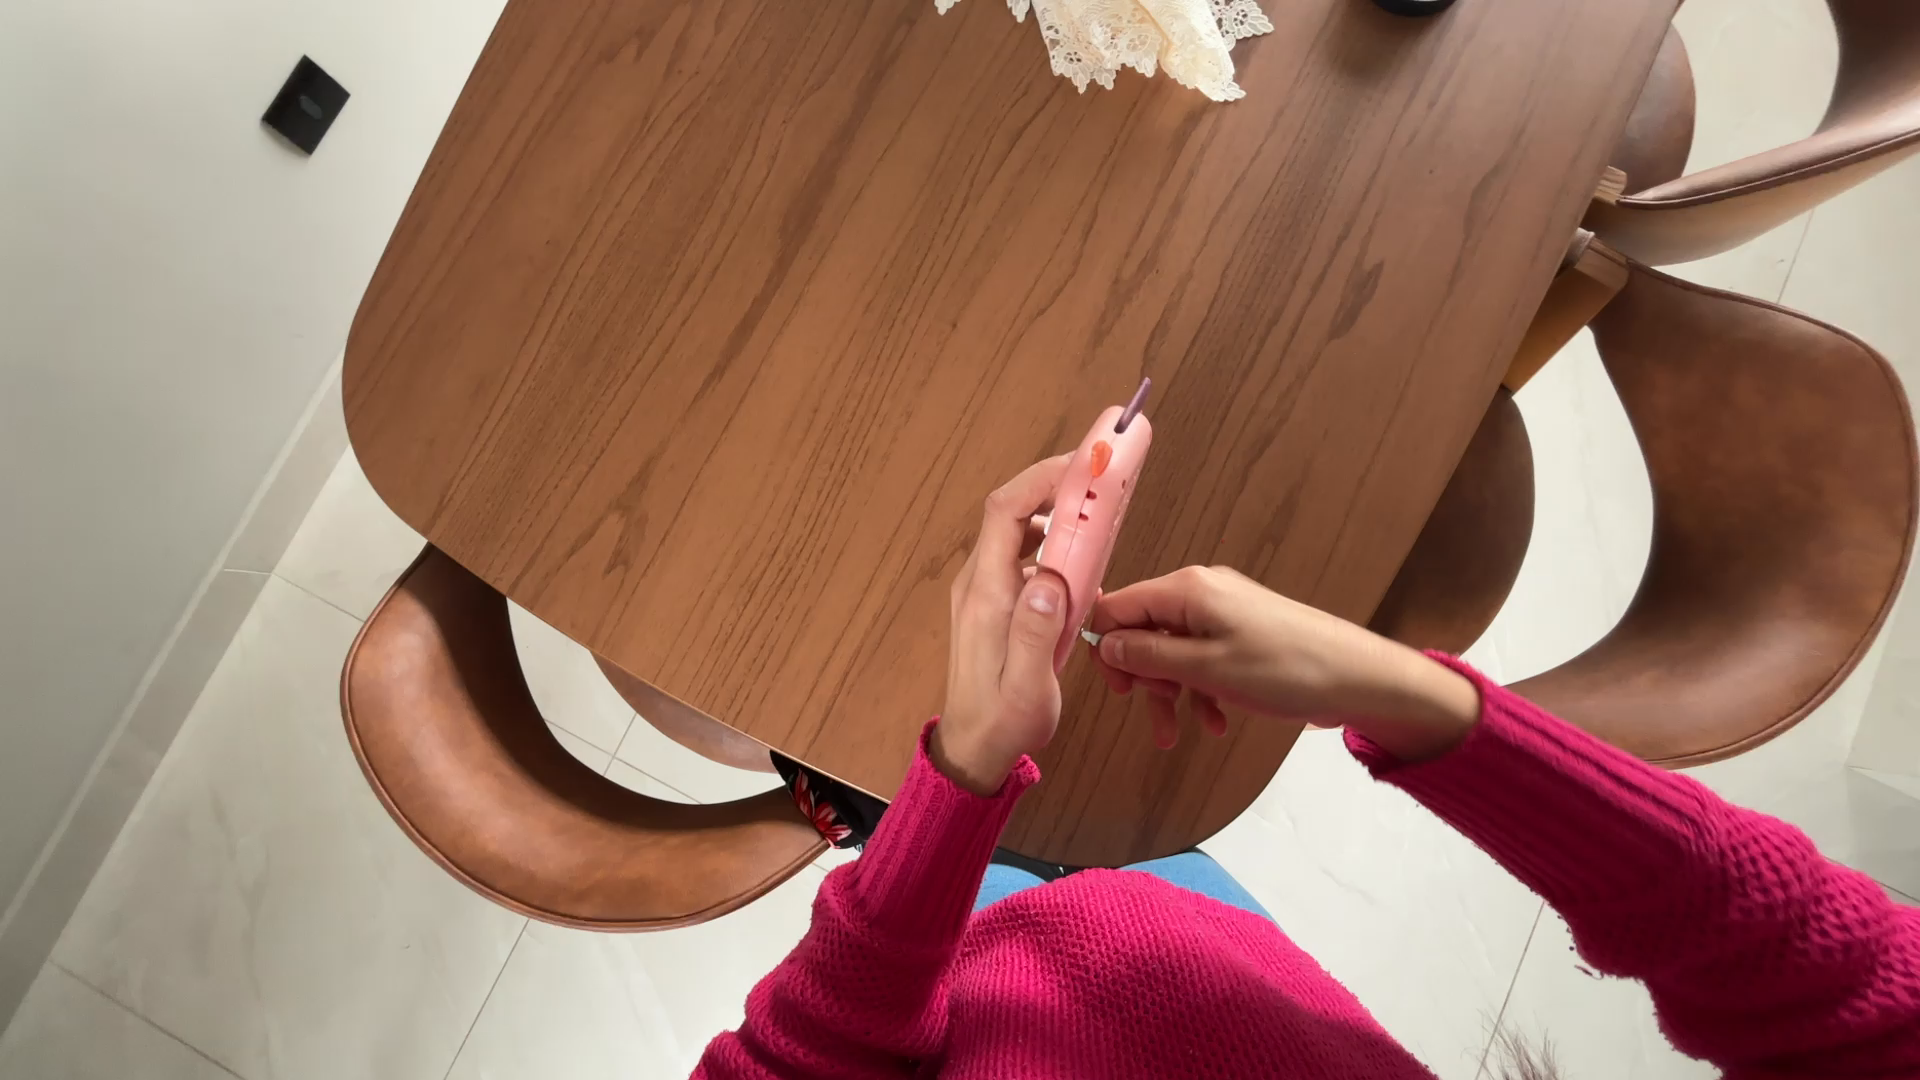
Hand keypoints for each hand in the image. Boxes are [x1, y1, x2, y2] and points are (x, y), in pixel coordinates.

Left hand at [933, 456, 1073, 794]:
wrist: (973, 745)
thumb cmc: (1004, 719)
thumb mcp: (1027, 685)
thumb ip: (1034, 632)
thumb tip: (1048, 578)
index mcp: (986, 592)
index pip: (1005, 511)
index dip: (1041, 479)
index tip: (1082, 465)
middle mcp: (978, 580)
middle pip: (1010, 511)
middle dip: (1052, 486)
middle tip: (1097, 481)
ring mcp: (983, 588)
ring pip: (1015, 530)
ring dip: (1052, 513)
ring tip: (1095, 512)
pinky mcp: (992, 600)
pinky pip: (1020, 554)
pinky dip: (1049, 542)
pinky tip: (1079, 561)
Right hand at [1088, 566, 1479, 761]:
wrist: (1363, 679)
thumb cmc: (1284, 669)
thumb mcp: (1205, 668)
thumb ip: (1148, 655)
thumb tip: (1106, 646)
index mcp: (1186, 589)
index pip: (1118, 607)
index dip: (1107, 646)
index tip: (1116, 688)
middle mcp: (1200, 593)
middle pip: (1143, 630)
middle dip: (1143, 676)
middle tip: (1154, 710)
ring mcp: (1223, 612)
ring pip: (1171, 651)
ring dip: (1170, 692)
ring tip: (1176, 734)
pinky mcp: (1241, 633)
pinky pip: (1201, 658)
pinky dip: (1199, 690)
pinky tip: (1214, 722)